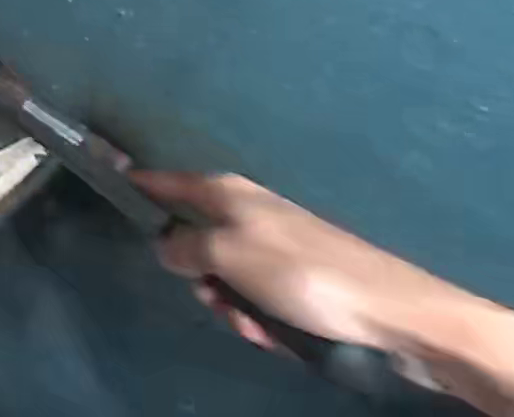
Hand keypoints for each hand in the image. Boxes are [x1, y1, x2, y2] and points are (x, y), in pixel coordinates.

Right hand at [130, 171, 440, 353]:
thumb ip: (179, 246)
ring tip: (250, 324)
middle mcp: (241, 207)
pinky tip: (274, 332)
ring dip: (229, 300)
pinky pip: (258, 289)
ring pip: (224, 269)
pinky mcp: (300, 275)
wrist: (406, 315)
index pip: (154, 180)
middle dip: (195, 272)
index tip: (107, 201)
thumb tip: (165, 248)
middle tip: (208, 295)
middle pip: (190, 235)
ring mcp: (273, 241)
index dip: (129, 188)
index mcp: (219, 189)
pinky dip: (259, 311)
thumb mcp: (223, 255)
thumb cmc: (299, 272)